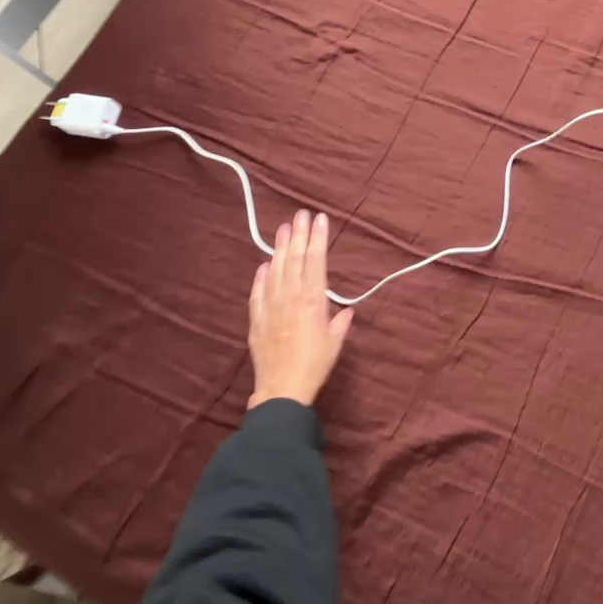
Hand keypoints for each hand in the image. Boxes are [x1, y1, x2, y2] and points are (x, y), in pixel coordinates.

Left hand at [247, 210, 353, 408]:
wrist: (283, 388)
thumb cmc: (315, 364)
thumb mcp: (335, 342)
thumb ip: (340, 322)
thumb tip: (347, 310)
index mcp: (312, 300)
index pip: (316, 261)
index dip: (317, 238)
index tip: (319, 219)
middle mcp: (290, 297)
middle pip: (294, 259)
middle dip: (298, 234)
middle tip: (300, 215)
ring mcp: (270, 307)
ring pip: (275, 270)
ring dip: (279, 248)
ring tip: (283, 229)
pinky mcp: (256, 319)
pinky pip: (257, 292)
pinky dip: (261, 276)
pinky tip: (264, 265)